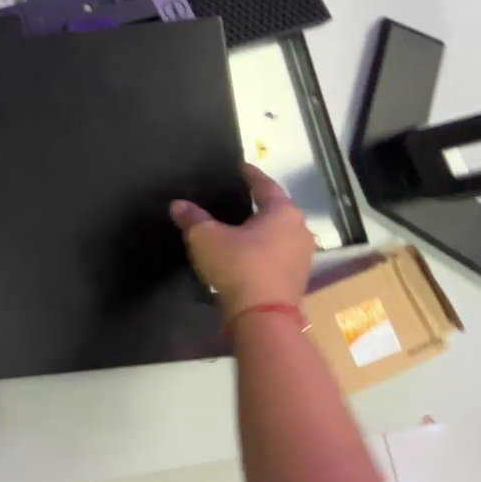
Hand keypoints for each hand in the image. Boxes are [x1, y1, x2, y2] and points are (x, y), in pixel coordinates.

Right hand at [169, 163, 314, 320]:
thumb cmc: (238, 265)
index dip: (250, 175)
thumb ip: (192, 218)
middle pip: (275, 209)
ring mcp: (302, 254)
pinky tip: (244, 252)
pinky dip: (261, 248)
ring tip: (237, 227)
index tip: (239, 167)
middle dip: (255, 204)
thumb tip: (178, 204)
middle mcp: (299, 228)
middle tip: (235, 198)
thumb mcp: (205, 238)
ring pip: (277, 232)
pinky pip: (276, 252)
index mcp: (282, 212)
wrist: (263, 314)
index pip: (265, 185)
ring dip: (259, 229)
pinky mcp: (296, 276)